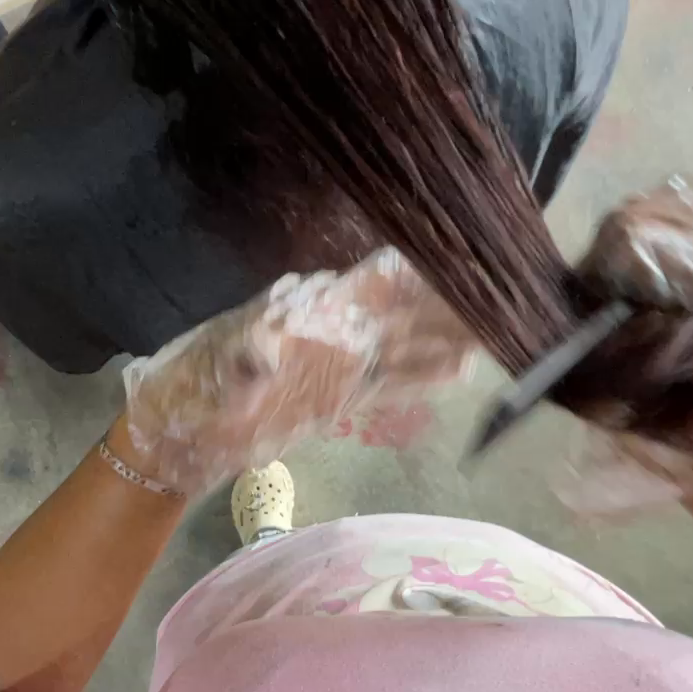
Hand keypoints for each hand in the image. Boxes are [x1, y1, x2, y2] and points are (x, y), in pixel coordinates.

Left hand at [122, 249, 477, 494]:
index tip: (474, 256)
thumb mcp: (209, 370)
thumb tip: (269, 348)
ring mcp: (336, 367)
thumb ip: (241, 358)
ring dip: (449, 339)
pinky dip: (422, 377)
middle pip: (406, 310)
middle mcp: (333, 333)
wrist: (179, 435)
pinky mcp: (333, 400)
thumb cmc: (190, 391)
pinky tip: (458, 372)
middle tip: (513, 297)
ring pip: (406, 346)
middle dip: (455, 302)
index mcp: (308, 313)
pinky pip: (388, 384)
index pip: (377, 279)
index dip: (423, 267)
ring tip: (502, 332)